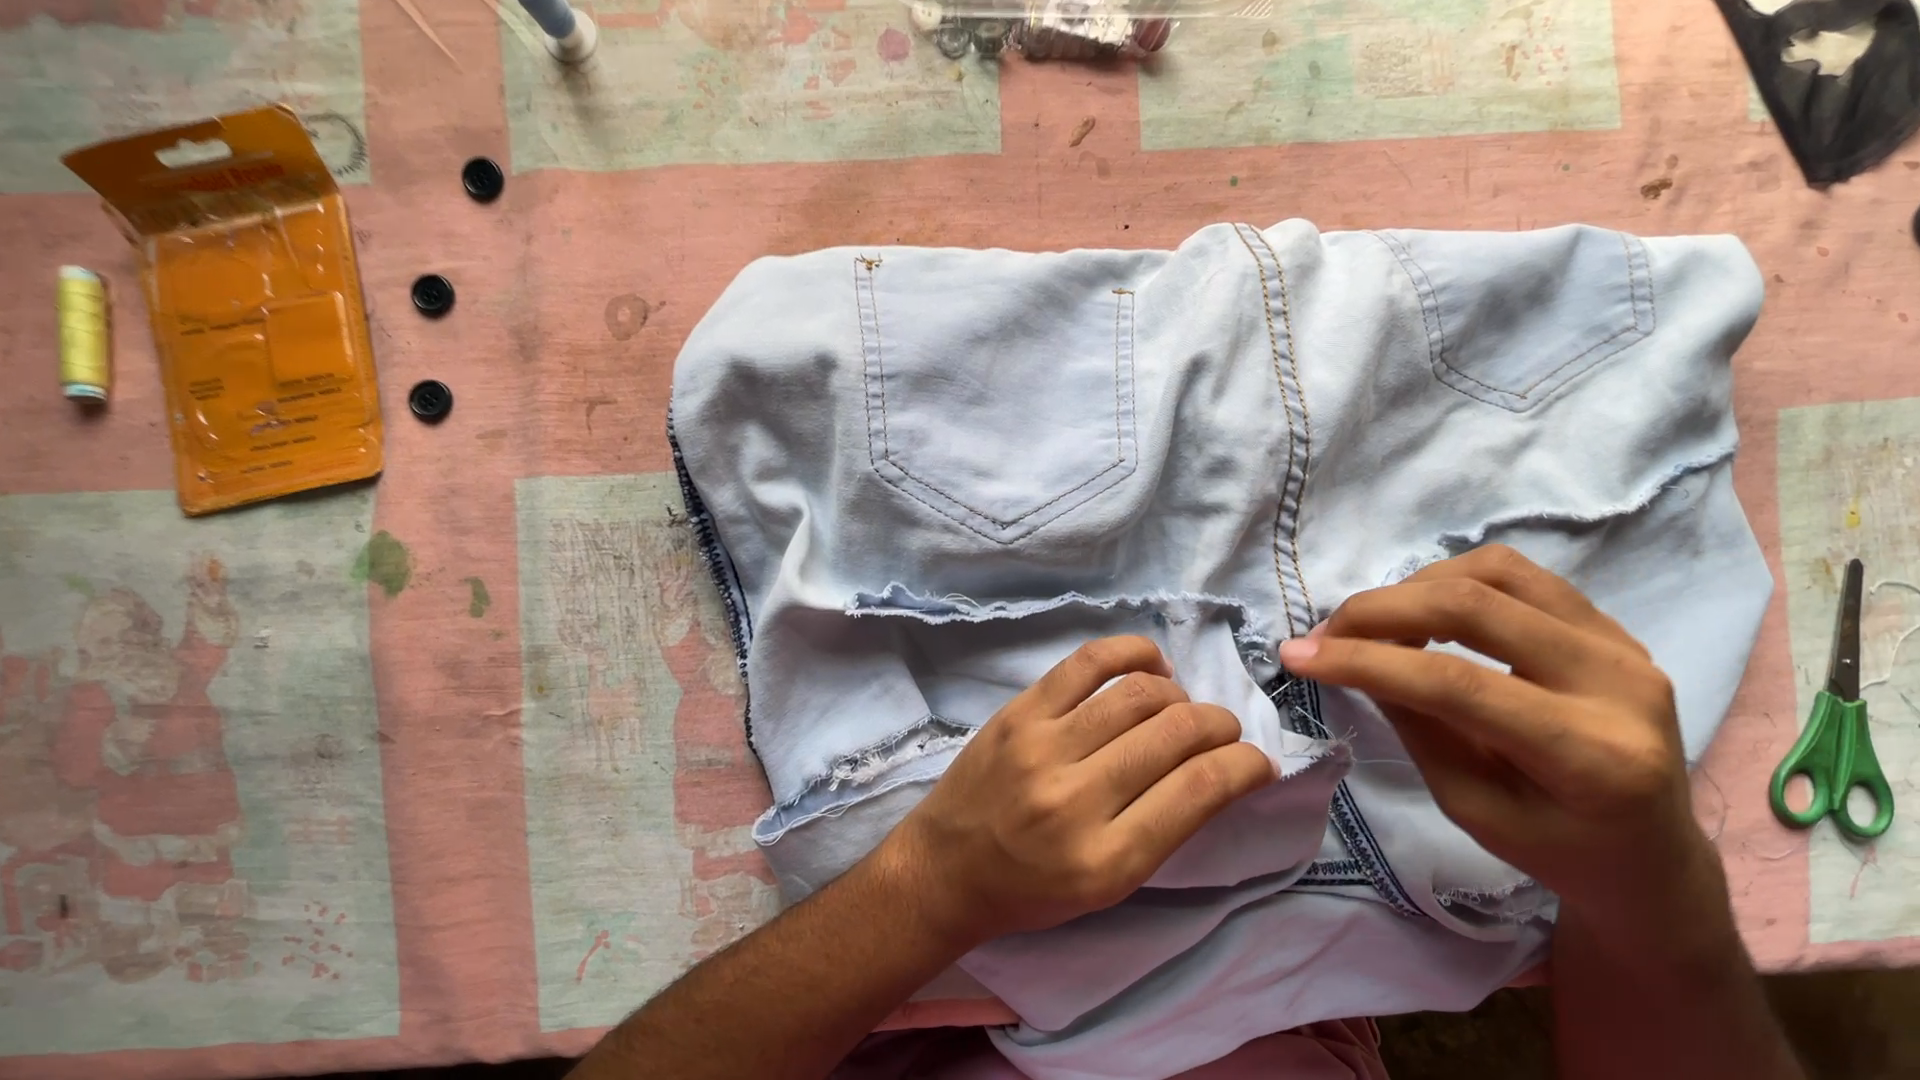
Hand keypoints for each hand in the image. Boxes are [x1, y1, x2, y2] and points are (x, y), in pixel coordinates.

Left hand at [874, 636, 1276, 948]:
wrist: (946, 869)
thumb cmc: (1033, 889)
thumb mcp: (1110, 886)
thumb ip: (1166, 828)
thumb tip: (1223, 768)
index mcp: (1108, 859)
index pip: (1201, 790)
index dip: (1245, 765)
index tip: (1256, 760)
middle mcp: (1076, 799)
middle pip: (1176, 734)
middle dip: (1219, 725)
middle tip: (1222, 731)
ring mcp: (1042, 747)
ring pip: (1139, 694)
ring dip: (1180, 695)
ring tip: (1182, 706)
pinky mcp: (1018, 713)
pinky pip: (1087, 662)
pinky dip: (1132, 653)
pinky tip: (1151, 665)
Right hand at [1276, 546, 1720, 942]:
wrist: (1649, 855)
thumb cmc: (1553, 848)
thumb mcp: (1469, 806)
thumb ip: (1417, 726)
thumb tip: (1351, 659)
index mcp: (1590, 755)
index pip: (1457, 683)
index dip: (1367, 660)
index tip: (1297, 655)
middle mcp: (1620, 684)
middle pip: (1475, 607)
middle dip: (1380, 610)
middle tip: (1325, 633)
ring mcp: (1623, 645)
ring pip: (1495, 572)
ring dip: (1414, 587)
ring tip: (1374, 624)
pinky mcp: (1612, 626)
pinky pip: (1519, 575)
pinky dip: (1452, 580)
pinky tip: (1423, 611)